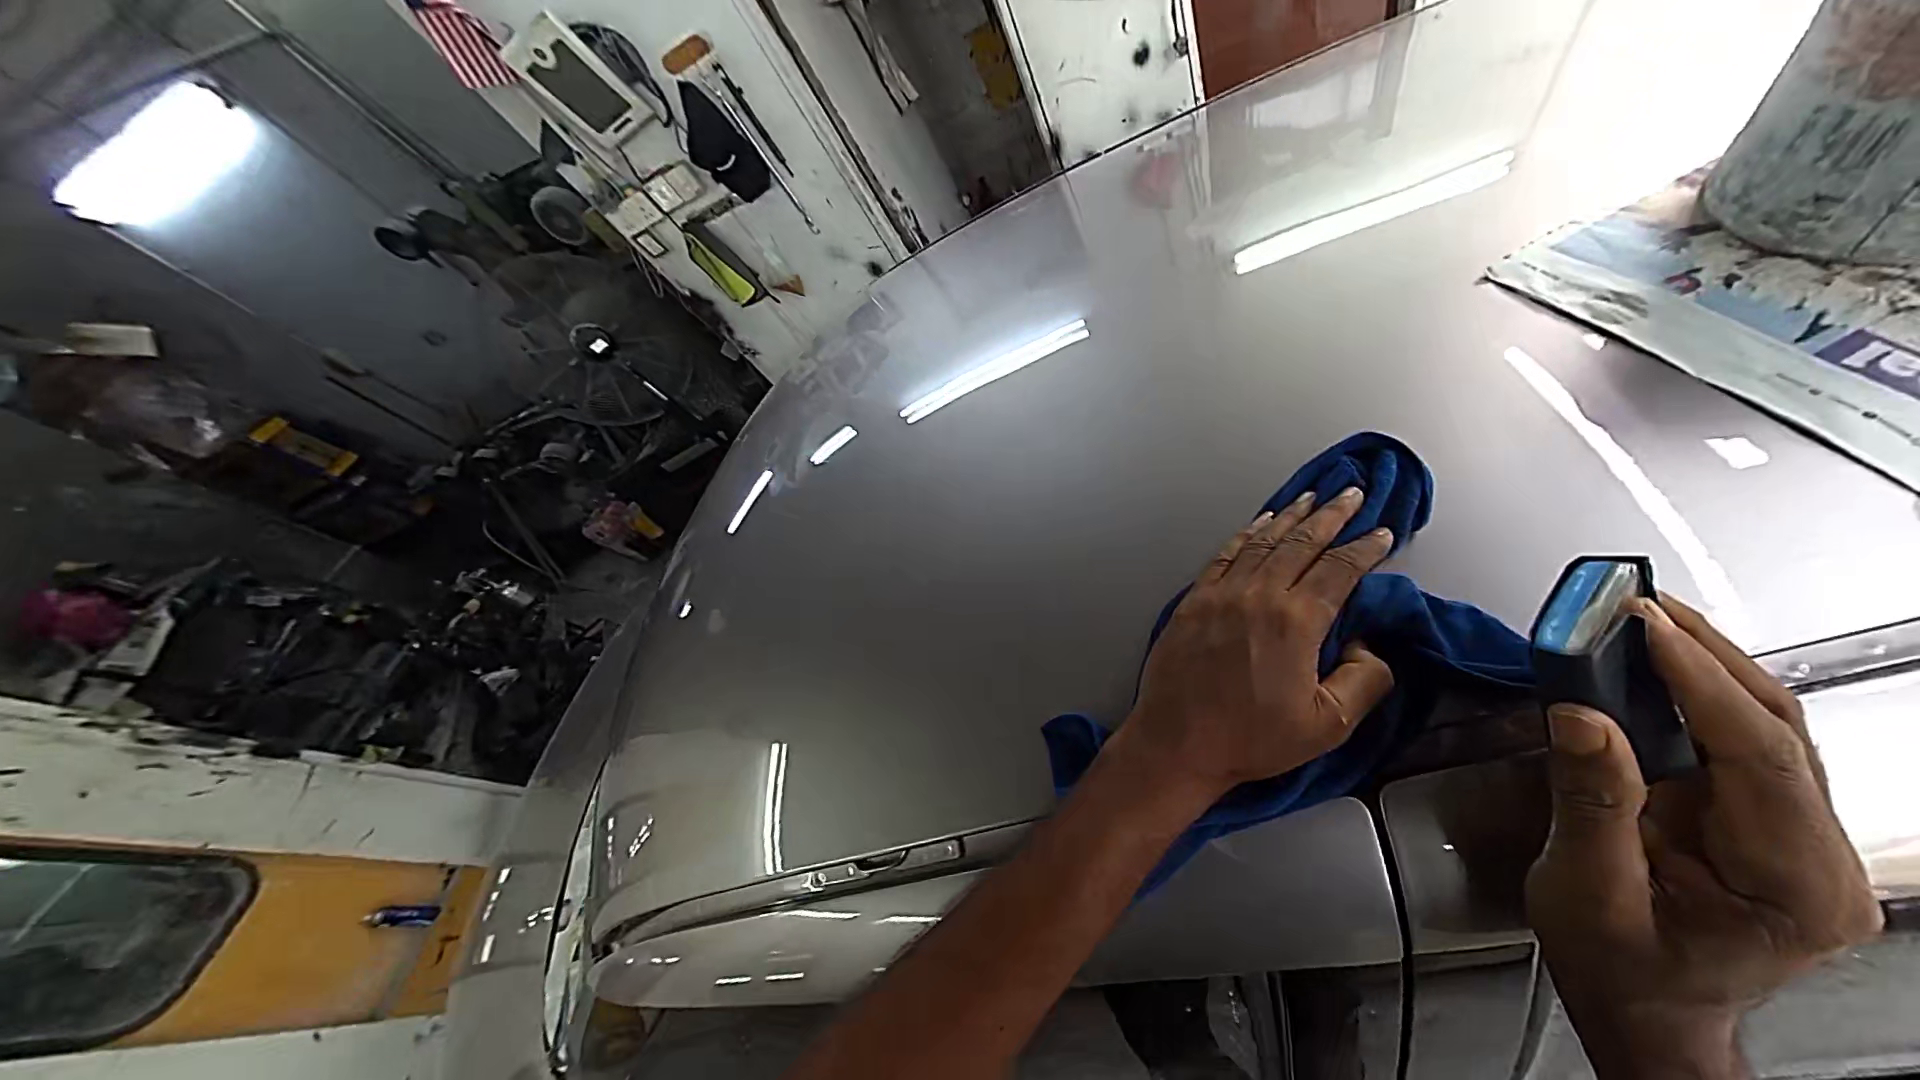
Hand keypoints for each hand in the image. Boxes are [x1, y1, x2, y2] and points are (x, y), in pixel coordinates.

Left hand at [1106, 487, 1396, 801]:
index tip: (1383, 534)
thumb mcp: (1329, 724)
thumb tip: (1368, 645)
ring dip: (1290, 518)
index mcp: (1295, 622)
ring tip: (1311, 499)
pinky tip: (1259, 524)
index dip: (1365, 549)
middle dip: (1331, 516)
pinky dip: (1246, 535)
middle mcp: (1256, 596)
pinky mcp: (1193, 601)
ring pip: (1262, 542)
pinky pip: (1224, 556)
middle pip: (1301, 543)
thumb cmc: (1251, 737)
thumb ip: (1364, 679)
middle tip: (1351, 495)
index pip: (1339, 570)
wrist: (1178, 740)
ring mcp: (1219, 595)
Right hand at [1525, 595, 1881, 1079]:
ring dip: (1703, 667)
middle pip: (1777, 731)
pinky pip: (1733, 741)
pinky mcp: (1756, 819)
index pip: (1760, 756)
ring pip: (1763, 728)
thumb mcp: (1586, 889)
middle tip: (1643, 606)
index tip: (1647, 629)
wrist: (1641, 1003)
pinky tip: (1657, 666)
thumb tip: (1580, 717)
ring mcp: (1791, 836)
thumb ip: (1591, 802)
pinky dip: (1692, 694)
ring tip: (1646, 621)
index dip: (1701, 683)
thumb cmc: (1617, 964)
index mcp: (1793, 885)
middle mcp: (1814, 856)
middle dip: (1708, 658)